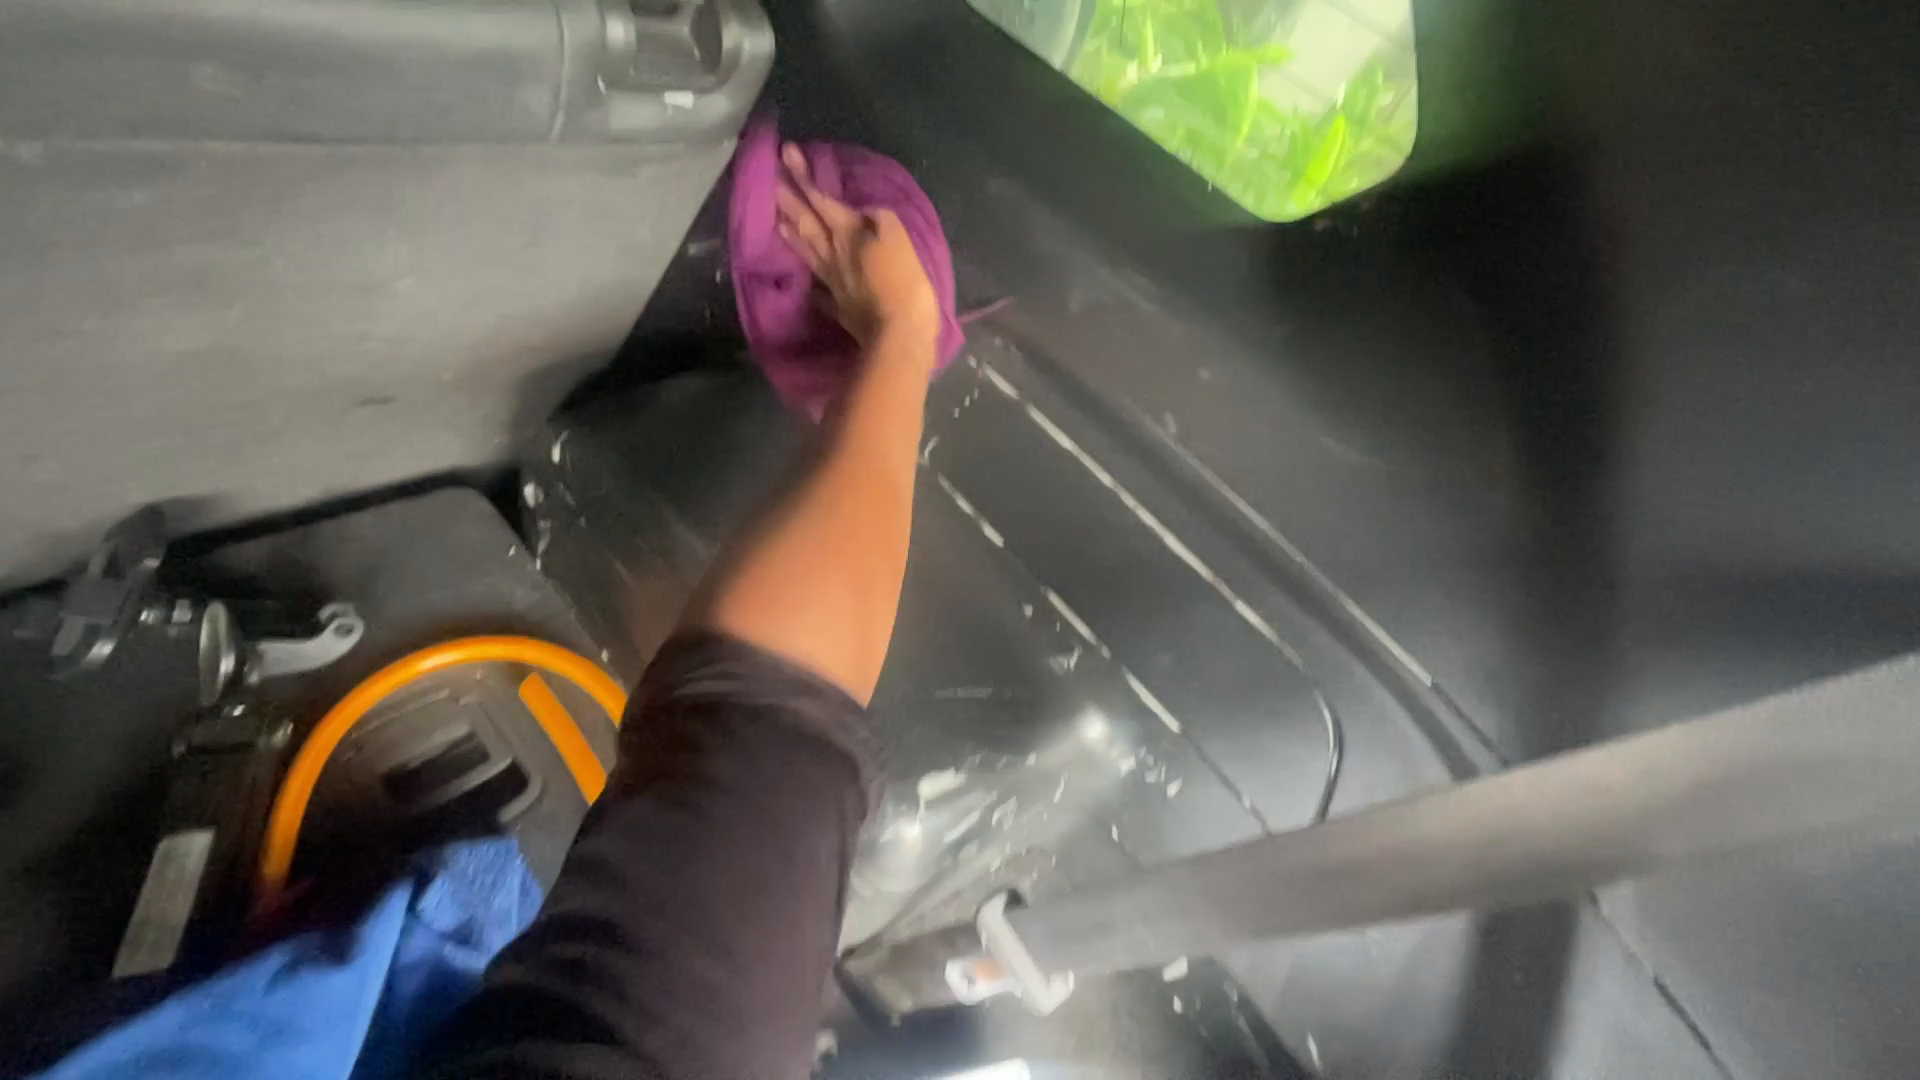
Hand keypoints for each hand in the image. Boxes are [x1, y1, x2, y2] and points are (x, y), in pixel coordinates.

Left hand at [777, 143, 939, 354]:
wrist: (898, 336)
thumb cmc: (904, 284)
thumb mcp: (899, 238)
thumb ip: (879, 218)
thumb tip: (863, 211)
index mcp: (849, 234)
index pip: (822, 199)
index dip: (804, 176)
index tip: (786, 152)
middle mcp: (835, 256)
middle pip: (808, 223)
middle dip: (790, 198)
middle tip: (771, 178)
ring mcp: (834, 284)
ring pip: (808, 253)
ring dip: (792, 233)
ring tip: (778, 218)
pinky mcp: (840, 308)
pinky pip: (820, 290)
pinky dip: (812, 281)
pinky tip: (808, 280)